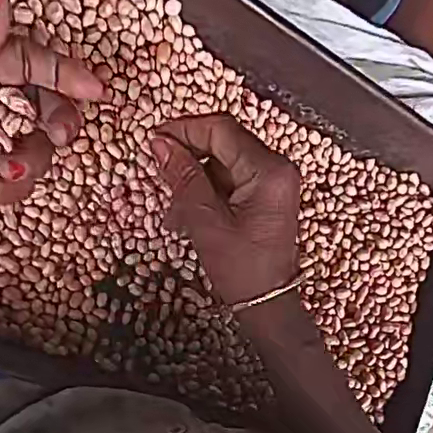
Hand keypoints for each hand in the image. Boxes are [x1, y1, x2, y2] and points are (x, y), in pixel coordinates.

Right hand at [145, 114, 300, 305]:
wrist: (267, 303)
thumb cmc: (241, 269)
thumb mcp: (206, 222)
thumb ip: (184, 178)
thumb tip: (160, 143)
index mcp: (268, 170)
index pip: (221, 129)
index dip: (184, 129)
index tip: (154, 140)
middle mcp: (277, 168)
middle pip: (224, 143)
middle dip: (188, 157)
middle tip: (159, 173)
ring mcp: (274, 182)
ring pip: (224, 163)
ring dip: (195, 179)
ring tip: (175, 209)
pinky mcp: (267, 197)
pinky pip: (232, 181)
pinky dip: (208, 192)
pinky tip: (189, 214)